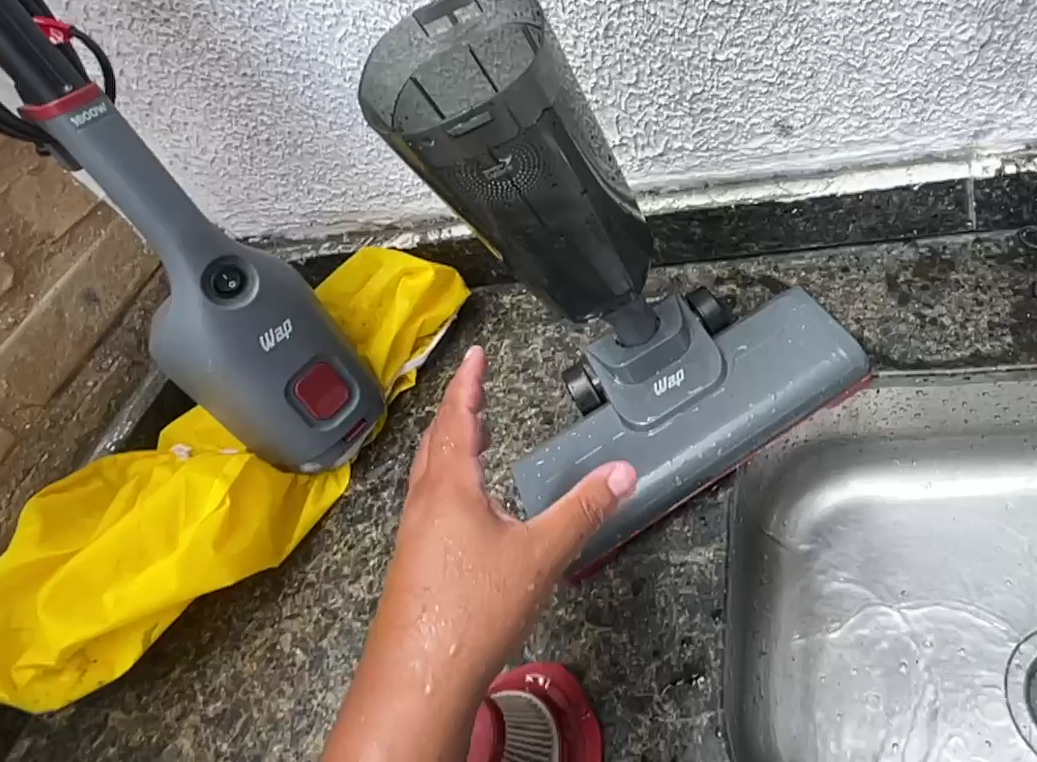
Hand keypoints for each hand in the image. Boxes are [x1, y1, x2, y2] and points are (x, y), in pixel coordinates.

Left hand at [324, 346, 636, 761]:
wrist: (418, 682)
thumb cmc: (472, 611)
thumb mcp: (541, 554)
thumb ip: (585, 509)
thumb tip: (623, 472)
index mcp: (450, 487)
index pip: (458, 418)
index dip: (468, 382)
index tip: (474, 354)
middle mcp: (425, 503)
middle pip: (436, 440)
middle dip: (456, 408)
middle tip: (474, 387)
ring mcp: (413, 534)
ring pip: (428, 472)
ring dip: (449, 443)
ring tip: (473, 434)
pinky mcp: (413, 563)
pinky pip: (427, 501)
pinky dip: (446, 479)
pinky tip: (465, 505)